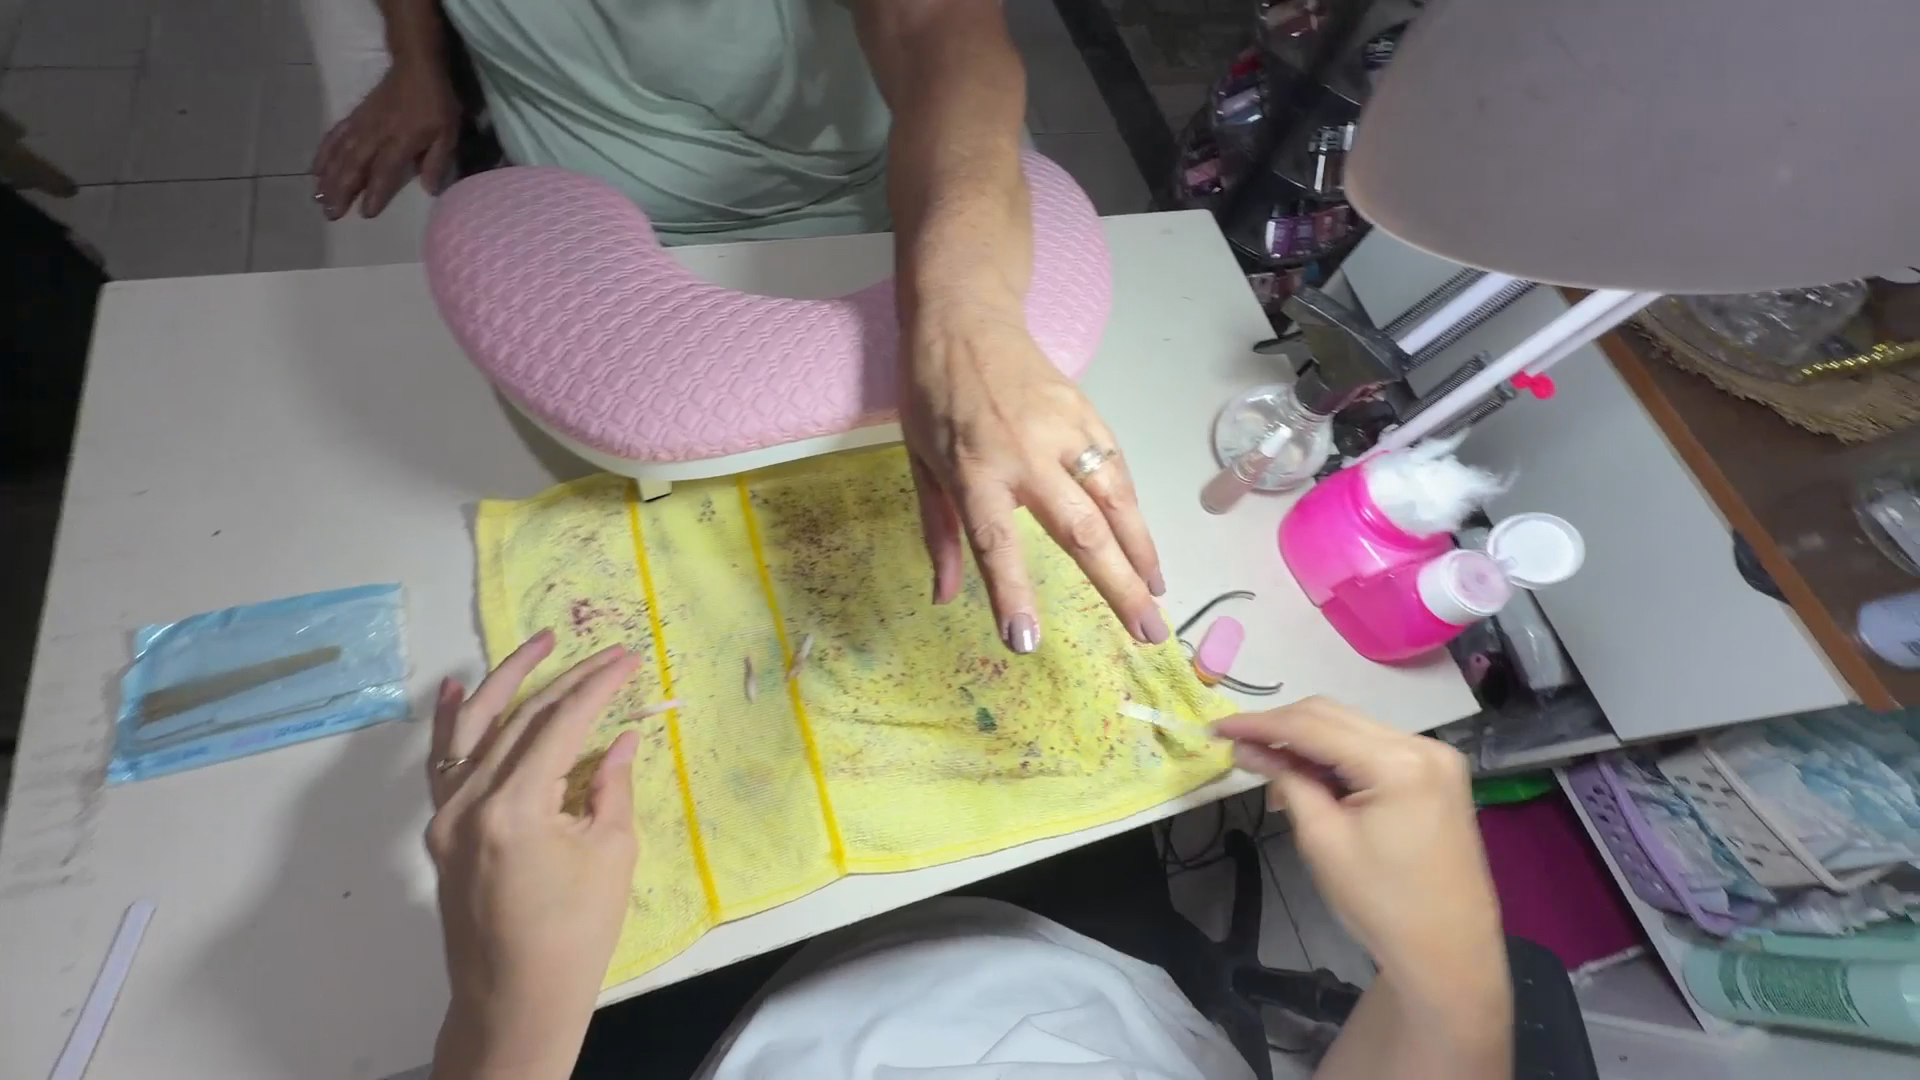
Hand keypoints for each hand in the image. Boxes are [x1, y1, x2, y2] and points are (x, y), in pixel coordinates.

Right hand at [312, 61, 458, 219]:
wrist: (415, 68)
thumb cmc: (437, 105)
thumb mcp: (448, 136)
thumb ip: (438, 162)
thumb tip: (430, 190)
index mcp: (401, 141)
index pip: (384, 171)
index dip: (375, 192)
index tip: (366, 212)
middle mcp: (376, 134)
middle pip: (354, 165)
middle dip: (342, 190)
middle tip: (331, 213)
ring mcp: (362, 124)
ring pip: (340, 153)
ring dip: (328, 177)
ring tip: (318, 197)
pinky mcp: (355, 117)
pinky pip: (335, 136)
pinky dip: (324, 153)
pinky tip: (316, 169)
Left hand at [425, 631, 640, 1079]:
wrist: (514, 1001)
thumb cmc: (576, 932)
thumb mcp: (612, 851)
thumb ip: (612, 783)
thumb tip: (621, 738)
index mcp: (515, 809)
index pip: (562, 725)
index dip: (599, 687)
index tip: (629, 658)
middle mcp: (468, 802)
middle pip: (524, 719)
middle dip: (571, 680)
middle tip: (609, 653)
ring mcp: (446, 815)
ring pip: (476, 727)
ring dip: (509, 680)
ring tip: (542, 641)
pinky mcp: (441, 829)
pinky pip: (443, 763)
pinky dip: (452, 723)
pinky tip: (458, 688)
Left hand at [899, 307, 1166, 653]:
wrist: (965, 317)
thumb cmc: (932, 395)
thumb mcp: (919, 463)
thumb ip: (938, 533)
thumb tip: (945, 598)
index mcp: (971, 469)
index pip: (995, 542)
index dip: (1011, 593)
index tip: (1027, 642)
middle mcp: (1024, 454)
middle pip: (1080, 529)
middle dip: (1117, 586)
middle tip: (1149, 632)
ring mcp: (1064, 430)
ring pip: (1115, 499)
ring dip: (1141, 552)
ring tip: (1158, 594)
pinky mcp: (1087, 413)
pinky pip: (1118, 469)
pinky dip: (1134, 511)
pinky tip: (1143, 544)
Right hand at [1214, 700, 1503, 992]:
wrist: (1450, 956)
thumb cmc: (1381, 902)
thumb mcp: (1322, 838)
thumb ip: (1284, 780)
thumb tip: (1245, 747)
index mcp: (1398, 763)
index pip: (1311, 726)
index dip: (1258, 724)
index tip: (1217, 727)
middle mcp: (1421, 745)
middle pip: (1331, 715)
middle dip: (1279, 726)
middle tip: (1236, 743)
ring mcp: (1432, 756)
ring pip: (1348, 725)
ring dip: (1303, 738)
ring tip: (1265, 761)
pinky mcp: (1432, 772)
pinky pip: (1368, 745)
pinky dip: (1331, 753)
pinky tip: (1305, 773)